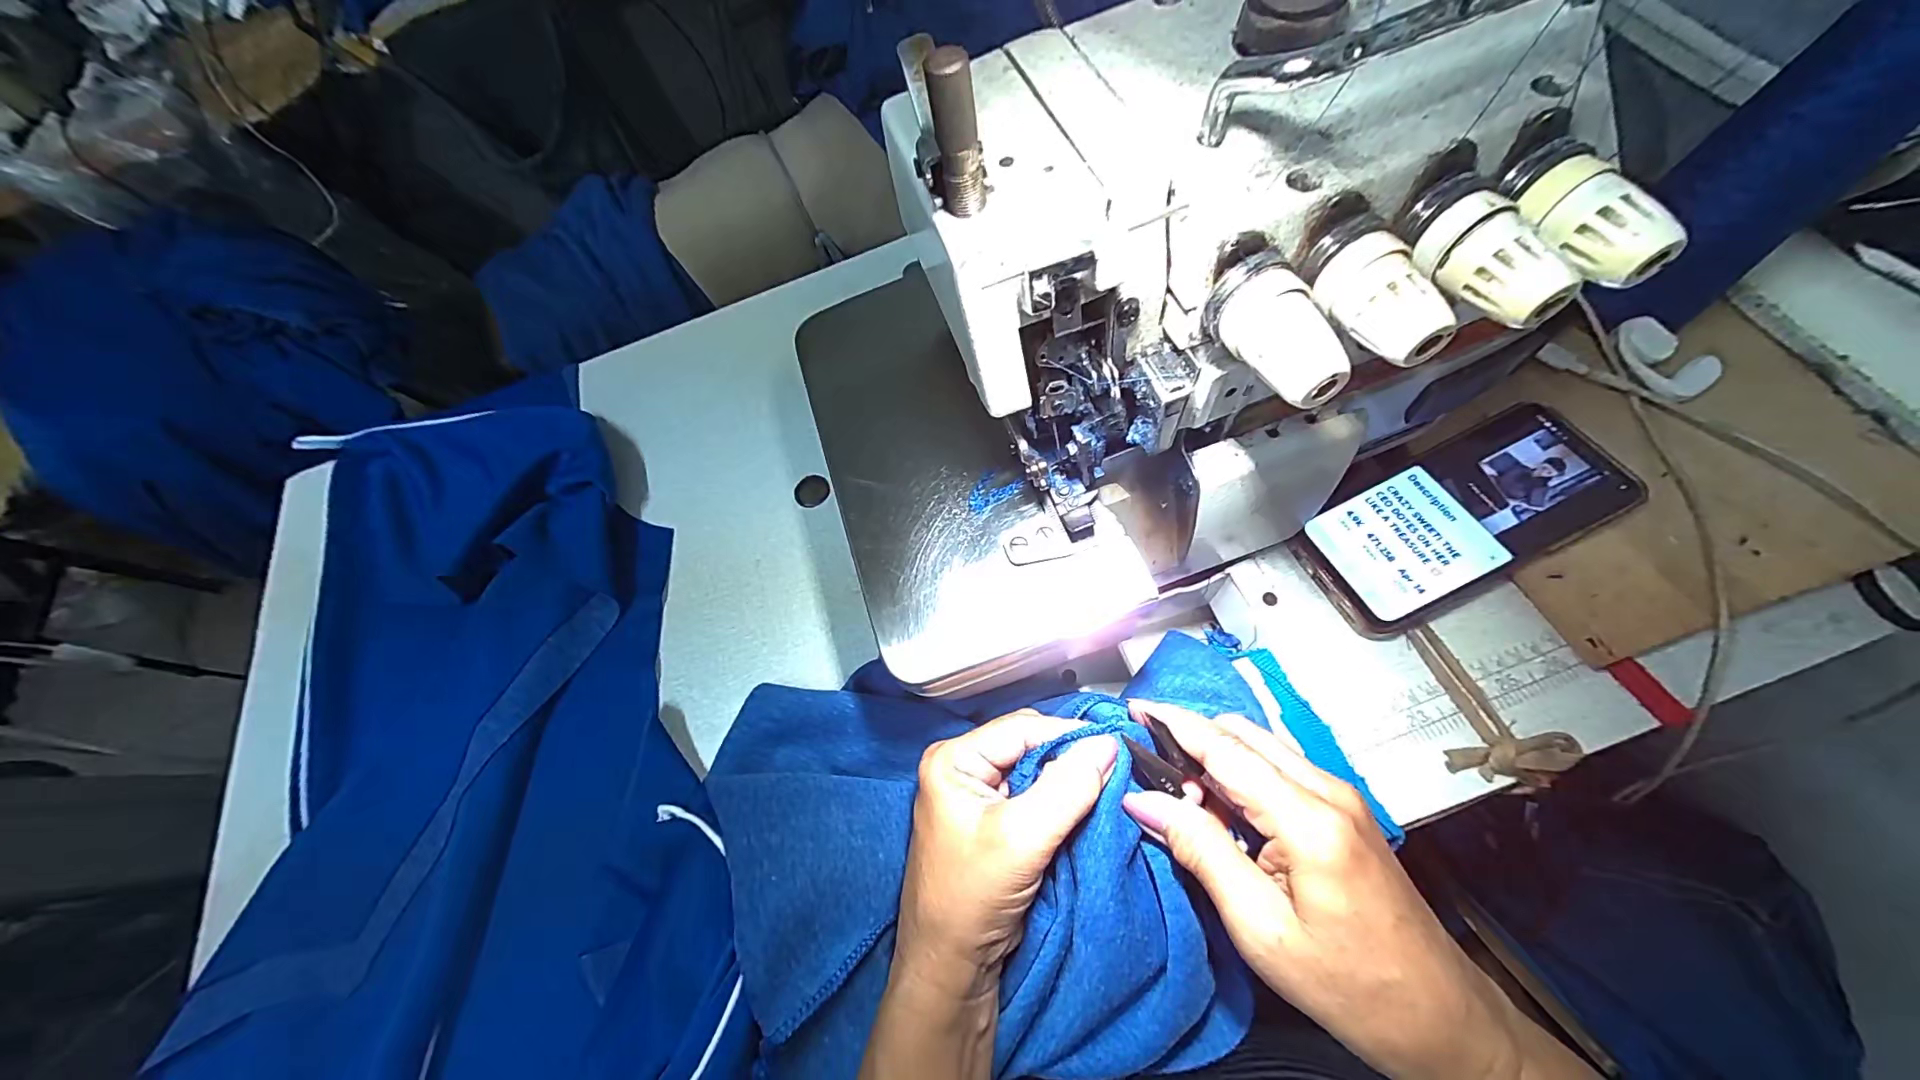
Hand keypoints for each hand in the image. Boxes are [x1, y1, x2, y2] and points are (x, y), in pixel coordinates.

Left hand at [862, 711, 1116, 1079]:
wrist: (949, 965)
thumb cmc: (971, 898)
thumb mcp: (1022, 838)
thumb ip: (1066, 788)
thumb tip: (1108, 744)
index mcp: (953, 759)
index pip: (1022, 729)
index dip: (1070, 735)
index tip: (1117, 745)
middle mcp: (962, 766)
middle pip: (1030, 744)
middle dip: (1071, 757)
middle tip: (1116, 767)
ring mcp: (978, 793)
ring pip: (1037, 769)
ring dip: (1069, 779)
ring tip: (1108, 783)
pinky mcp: (994, 818)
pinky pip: (1036, 794)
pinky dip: (1062, 799)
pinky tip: (1087, 805)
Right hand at [1121, 702, 1592, 1079]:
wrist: (1441, 1019)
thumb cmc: (1356, 987)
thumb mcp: (1260, 928)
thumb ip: (1201, 851)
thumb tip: (1146, 801)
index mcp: (1310, 820)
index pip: (1225, 749)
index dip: (1174, 724)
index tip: (1135, 709)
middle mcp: (1328, 793)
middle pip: (1242, 734)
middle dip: (1190, 738)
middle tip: (1148, 769)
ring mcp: (1340, 797)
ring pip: (1258, 747)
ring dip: (1213, 757)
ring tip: (1179, 796)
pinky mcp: (1341, 809)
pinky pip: (1277, 769)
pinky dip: (1238, 773)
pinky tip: (1220, 806)